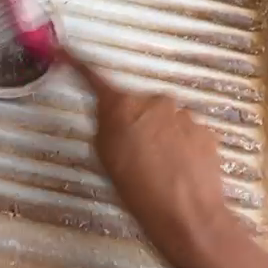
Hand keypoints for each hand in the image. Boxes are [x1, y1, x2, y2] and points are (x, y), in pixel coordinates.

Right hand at [72, 54, 240, 267]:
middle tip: (126, 154)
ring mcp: (183, 115)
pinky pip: (184, 132)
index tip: (62, 51)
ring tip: (155, 169)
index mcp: (122, 105)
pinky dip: (178, 146)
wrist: (187, 216)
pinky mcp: (205, 130)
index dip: (74, 63)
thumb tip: (108, 115)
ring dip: (156, 136)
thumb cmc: (138, 192)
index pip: (92, 77)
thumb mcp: (105, 158)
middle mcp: (154, 101)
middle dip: (130, 122)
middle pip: (134, 104)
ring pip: (162, 119)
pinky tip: (175, 170)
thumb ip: (104, 126)